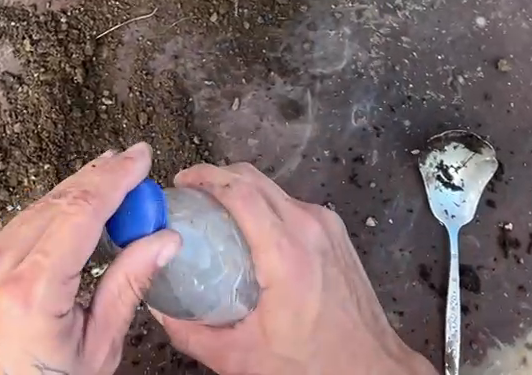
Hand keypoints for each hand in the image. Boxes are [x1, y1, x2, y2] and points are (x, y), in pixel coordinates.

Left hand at [0, 143, 183, 374]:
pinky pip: (18, 225)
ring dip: (76, 191)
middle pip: (58, 201)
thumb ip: (128, 287)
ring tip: (110, 177)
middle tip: (132, 162)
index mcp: (30, 294)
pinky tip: (74, 207)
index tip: (140, 156)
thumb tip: (164, 240)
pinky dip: (51, 212)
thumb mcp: (96, 352)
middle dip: (100, 177)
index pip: (81, 211)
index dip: (115, 177)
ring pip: (37, 207)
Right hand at [155, 163, 433, 374]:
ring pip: (271, 187)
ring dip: (240, 188)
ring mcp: (324, 223)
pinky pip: (289, 201)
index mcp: (286, 253)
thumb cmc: (312, 365)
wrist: (373, 371)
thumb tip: (158, 307)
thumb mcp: (244, 359)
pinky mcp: (334, 228)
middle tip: (190, 190)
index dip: (206, 177)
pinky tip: (249, 226)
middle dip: (216, 175)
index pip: (239, 191)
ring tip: (214, 208)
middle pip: (253, 178)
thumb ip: (194, 333)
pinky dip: (263, 203)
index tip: (182, 182)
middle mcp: (307, 226)